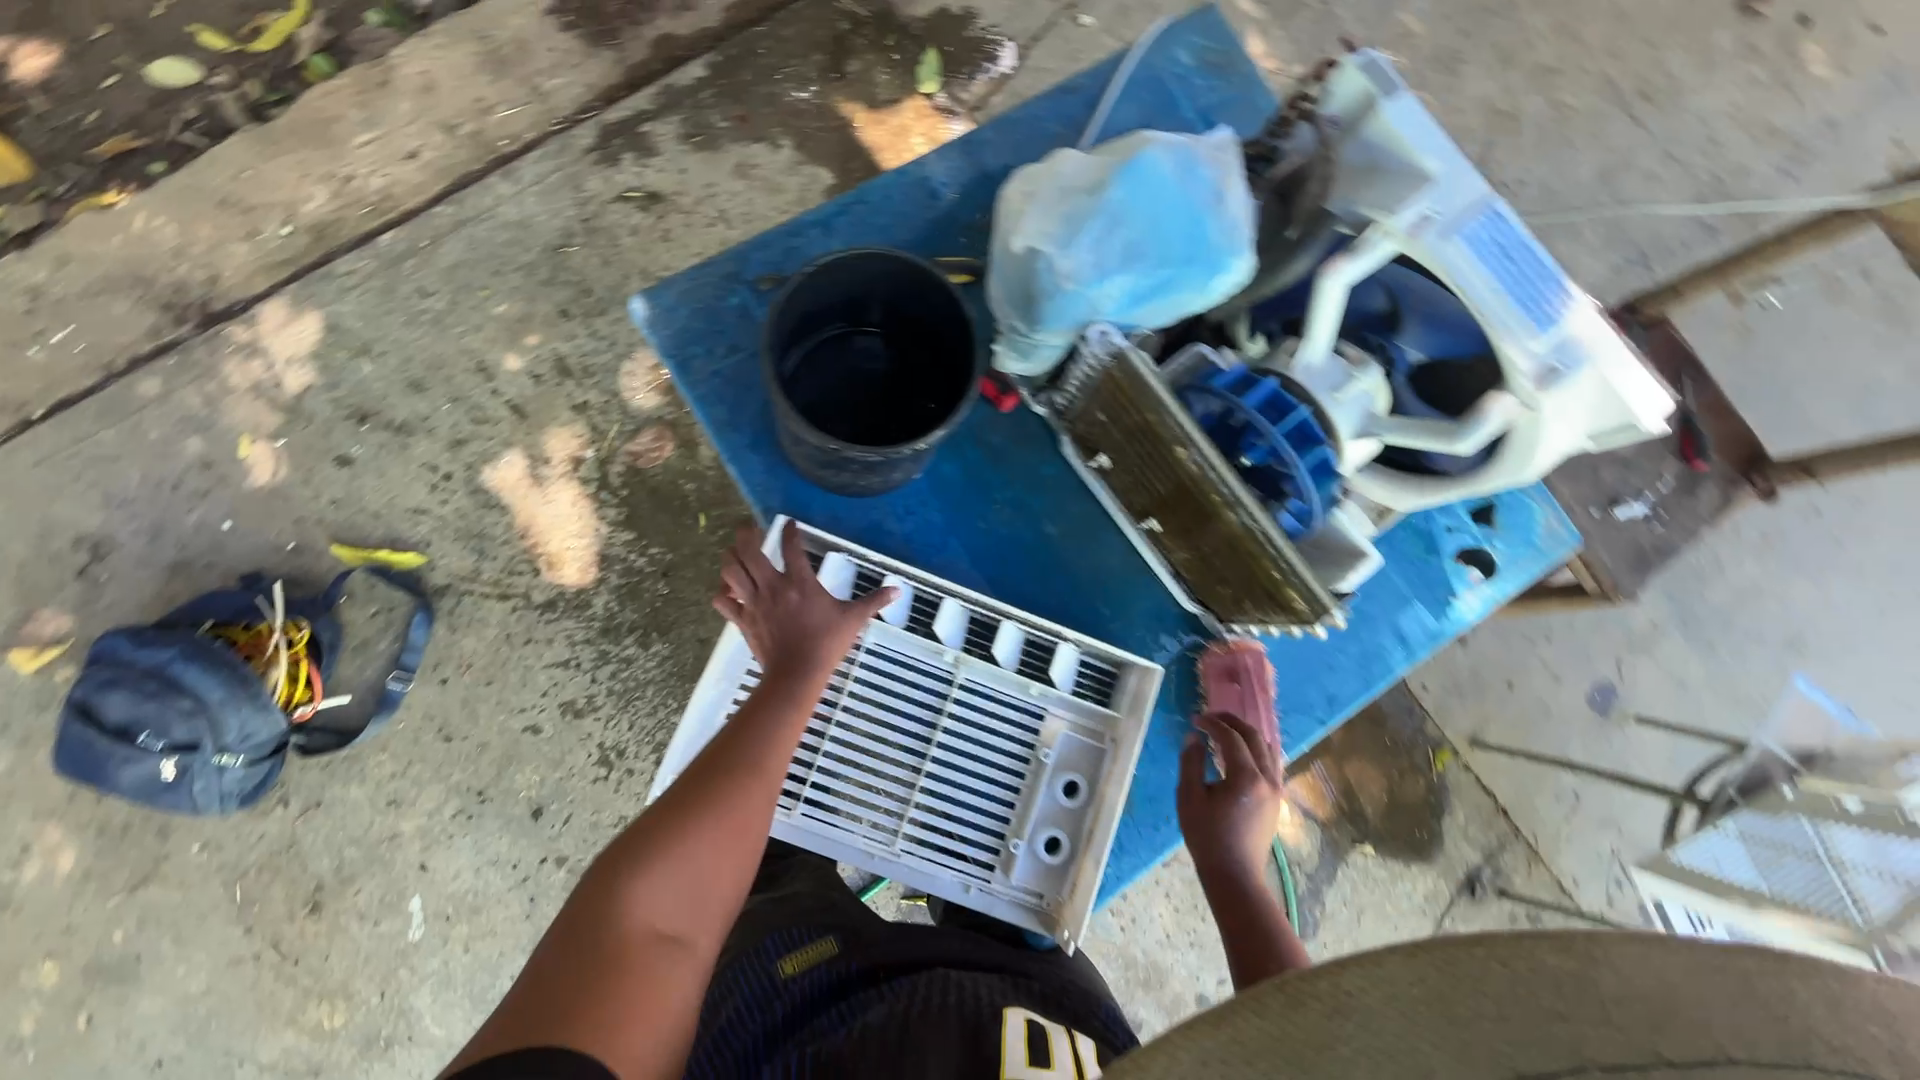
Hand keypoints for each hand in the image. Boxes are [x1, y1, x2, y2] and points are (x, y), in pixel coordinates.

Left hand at [712, 524, 896, 679]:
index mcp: (800, 582)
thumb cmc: (827, 644)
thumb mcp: (854, 619)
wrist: (797, 674)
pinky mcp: (742, 619)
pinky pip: (722, 600)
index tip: (789, 524)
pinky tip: (728, 589)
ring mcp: (753, 602)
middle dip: (746, 535)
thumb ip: (874, 601)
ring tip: (735, 553)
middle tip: (749, 529)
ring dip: (730, 558)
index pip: (791, 546)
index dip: (789, 531)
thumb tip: (897, 591)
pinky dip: (721, 591)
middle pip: (748, 550)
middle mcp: (773, 586)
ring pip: (730, 570)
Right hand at [1178, 710, 1286, 892]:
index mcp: (1246, 777)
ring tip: (1226, 731)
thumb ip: (1191, 762)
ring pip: (1267, 749)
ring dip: (1246, 734)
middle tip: (1211, 716)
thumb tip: (1194, 737)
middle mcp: (1267, 778)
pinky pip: (1271, 763)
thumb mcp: (1189, 797)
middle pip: (1254, 737)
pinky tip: (1241, 753)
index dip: (1213, 723)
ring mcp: (1276, 789)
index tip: (1195, 718)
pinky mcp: (1277, 799)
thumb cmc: (1207, 837)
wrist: (1234, 874)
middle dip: (1232, 722)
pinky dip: (1256, 750)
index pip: (1231, 738)